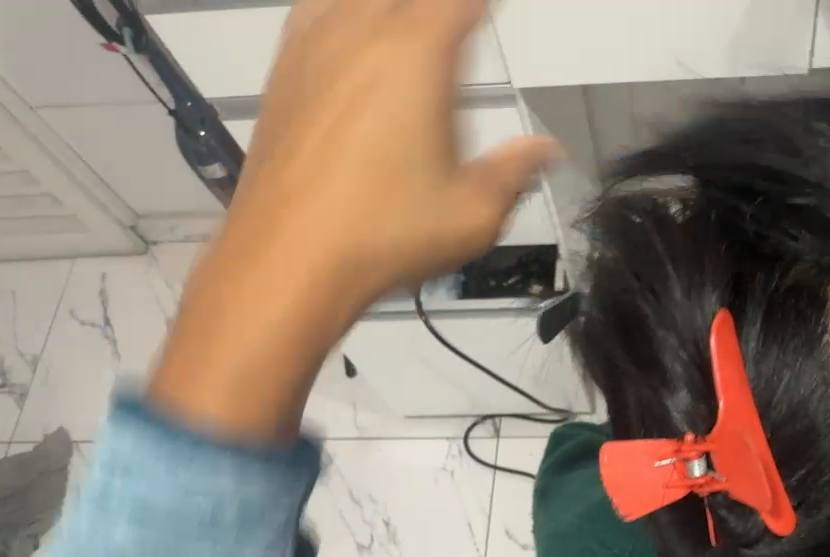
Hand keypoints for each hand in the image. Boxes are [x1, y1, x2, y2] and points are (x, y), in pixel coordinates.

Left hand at [214, 0, 558, 314]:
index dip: (482, 6)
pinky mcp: (284, 71)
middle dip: (440, 9)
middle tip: (458, 22)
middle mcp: (360, 31)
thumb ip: (515, 172)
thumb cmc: (382, 235)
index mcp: (416, 54)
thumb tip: (544, 150)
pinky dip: (345, 12)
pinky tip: (355, 31)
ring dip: (392, 11)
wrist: (292, 257)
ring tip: (412, 24)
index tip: (490, 12)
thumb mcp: (474, 215)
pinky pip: (317, 10)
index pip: (459, 1)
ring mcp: (314, 44)